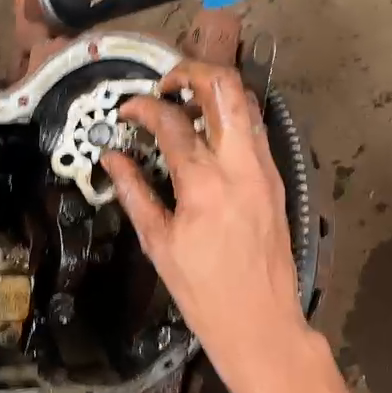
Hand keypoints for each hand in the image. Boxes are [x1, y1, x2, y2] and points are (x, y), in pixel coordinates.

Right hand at [101, 61, 311, 391]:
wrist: (259, 320)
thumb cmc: (203, 291)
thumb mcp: (158, 243)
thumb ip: (135, 193)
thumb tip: (113, 160)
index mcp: (204, 185)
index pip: (172, 123)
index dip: (144, 107)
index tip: (127, 111)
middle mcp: (241, 166)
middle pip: (224, 88)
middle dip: (191, 72)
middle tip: (165, 85)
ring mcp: (265, 170)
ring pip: (247, 103)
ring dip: (215, 91)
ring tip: (186, 104)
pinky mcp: (277, 180)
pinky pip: (255, 130)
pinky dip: (231, 118)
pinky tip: (209, 136)